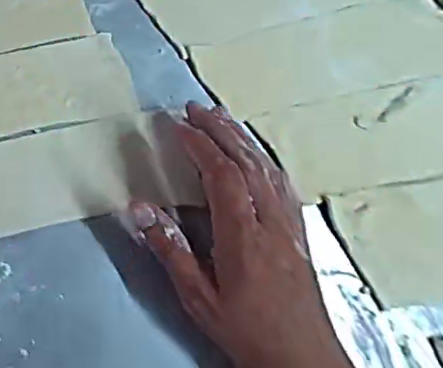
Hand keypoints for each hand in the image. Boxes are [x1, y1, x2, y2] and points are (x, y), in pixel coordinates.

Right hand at [128, 103, 350, 367]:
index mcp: (246, 238)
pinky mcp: (303, 241)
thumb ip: (170, 250)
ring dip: (244, 141)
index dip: (200, 145)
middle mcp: (274, 229)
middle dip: (221, 132)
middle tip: (195, 109)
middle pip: (250, 166)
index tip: (176, 125)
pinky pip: (285, 189)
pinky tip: (257, 156)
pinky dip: (267, 162)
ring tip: (223, 119)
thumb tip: (138, 208)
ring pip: (271, 174)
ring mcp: (293, 233)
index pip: (224, 177)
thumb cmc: (250, 333)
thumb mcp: (199, 297)